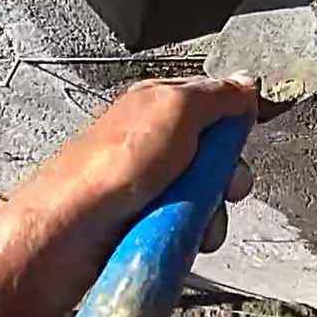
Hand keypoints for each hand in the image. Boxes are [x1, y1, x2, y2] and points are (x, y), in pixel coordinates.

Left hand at [23, 75, 259, 240]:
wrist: (68, 233)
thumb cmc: (112, 164)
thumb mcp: (177, 110)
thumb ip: (218, 94)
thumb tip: (248, 83)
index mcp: (162, 103)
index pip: (217, 100)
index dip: (236, 118)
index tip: (242, 136)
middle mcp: (160, 140)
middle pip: (219, 150)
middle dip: (228, 170)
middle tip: (223, 182)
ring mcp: (156, 181)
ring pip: (211, 189)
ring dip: (215, 206)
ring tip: (200, 216)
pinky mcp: (153, 216)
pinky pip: (194, 219)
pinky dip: (199, 228)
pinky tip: (189, 232)